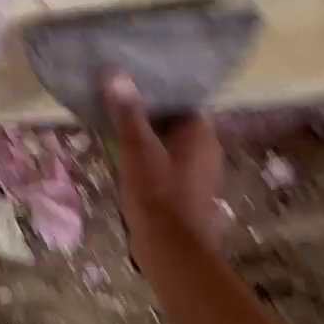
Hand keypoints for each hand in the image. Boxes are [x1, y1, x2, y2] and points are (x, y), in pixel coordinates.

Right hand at [106, 70, 225, 245]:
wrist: (171, 250)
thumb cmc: (157, 193)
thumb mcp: (137, 147)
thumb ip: (128, 111)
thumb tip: (116, 72)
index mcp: (202, 134)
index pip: (184, 98)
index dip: (160, 85)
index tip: (133, 74)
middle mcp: (207, 150)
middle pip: (176, 118)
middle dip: (150, 107)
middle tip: (117, 92)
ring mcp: (198, 172)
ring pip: (171, 140)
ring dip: (148, 131)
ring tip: (116, 116)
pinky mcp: (187, 190)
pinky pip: (168, 159)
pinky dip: (150, 151)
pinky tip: (125, 151)